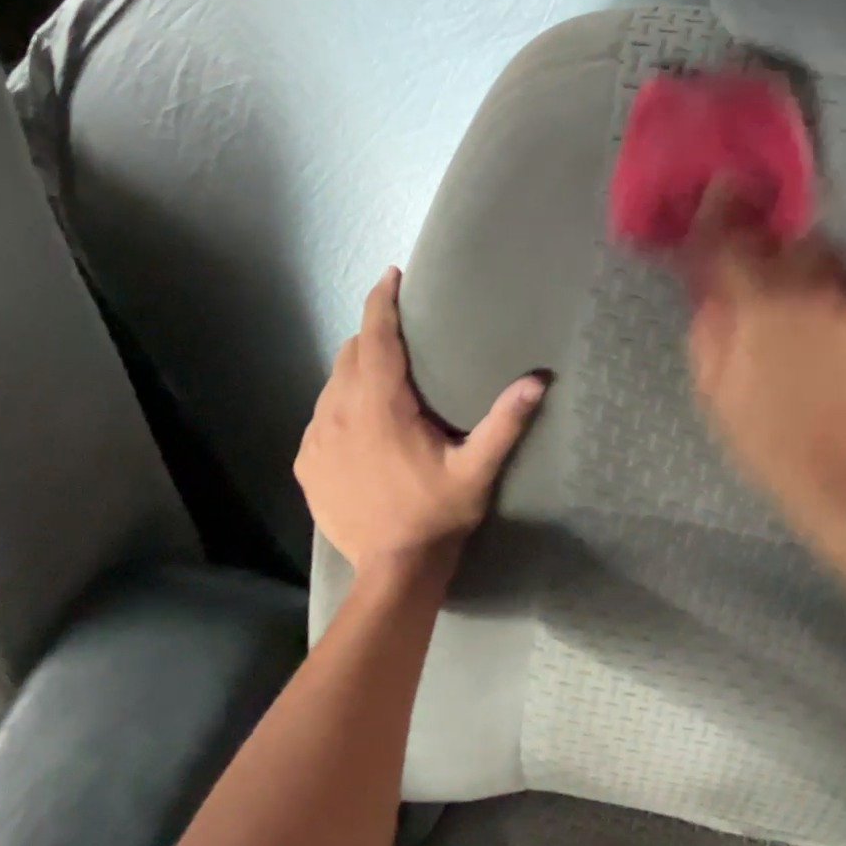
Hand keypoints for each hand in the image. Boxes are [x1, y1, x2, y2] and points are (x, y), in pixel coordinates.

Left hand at [296, 268, 547, 574]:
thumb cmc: (437, 513)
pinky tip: (363, 426)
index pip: (375, 337)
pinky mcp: (306, 463)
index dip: (381, 302)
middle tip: (402, 336)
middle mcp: (338, 413)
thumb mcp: (478, 469)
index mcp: (379, 406)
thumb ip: (506, 422)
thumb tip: (538, 380)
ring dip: (357, 373)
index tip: (391, 275)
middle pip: (351, 355)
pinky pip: (321, 417)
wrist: (392, 570)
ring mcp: (315, 440)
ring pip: (332, 385)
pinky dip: (341, 407)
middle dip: (373, 336)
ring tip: (386, 381)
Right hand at [686, 231, 845, 554]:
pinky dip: (835, 301)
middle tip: (767, 275)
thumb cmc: (764, 437)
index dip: (722, 215)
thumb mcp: (712, 389)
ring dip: (808, 274)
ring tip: (803, 308)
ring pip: (824, 264)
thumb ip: (710, 328)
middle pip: (787, 243)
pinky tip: (830, 334)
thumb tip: (713, 292)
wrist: (838, 470)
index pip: (733, 240)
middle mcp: (805, 290)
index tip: (720, 196)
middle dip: (774, 252)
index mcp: (757, 305)